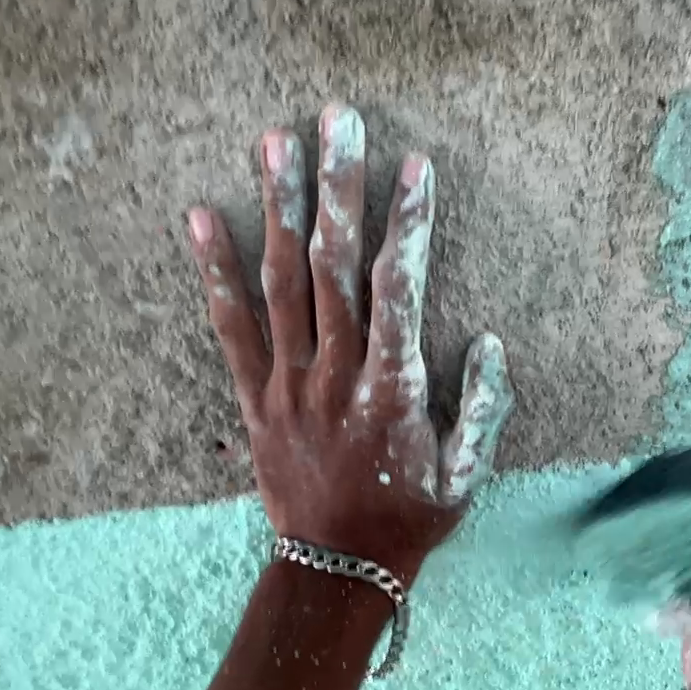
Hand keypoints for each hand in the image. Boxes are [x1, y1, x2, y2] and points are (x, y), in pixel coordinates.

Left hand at [185, 104, 512, 574]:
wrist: (336, 569)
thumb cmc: (412, 518)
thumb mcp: (471, 473)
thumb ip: (485, 406)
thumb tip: (490, 341)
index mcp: (393, 391)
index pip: (400, 290)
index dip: (408, 225)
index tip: (416, 168)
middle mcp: (336, 375)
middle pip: (334, 265)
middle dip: (339, 187)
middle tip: (339, 120)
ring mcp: (288, 383)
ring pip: (281, 281)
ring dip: (279, 206)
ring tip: (277, 140)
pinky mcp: (255, 398)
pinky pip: (229, 328)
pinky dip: (213, 270)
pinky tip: (200, 215)